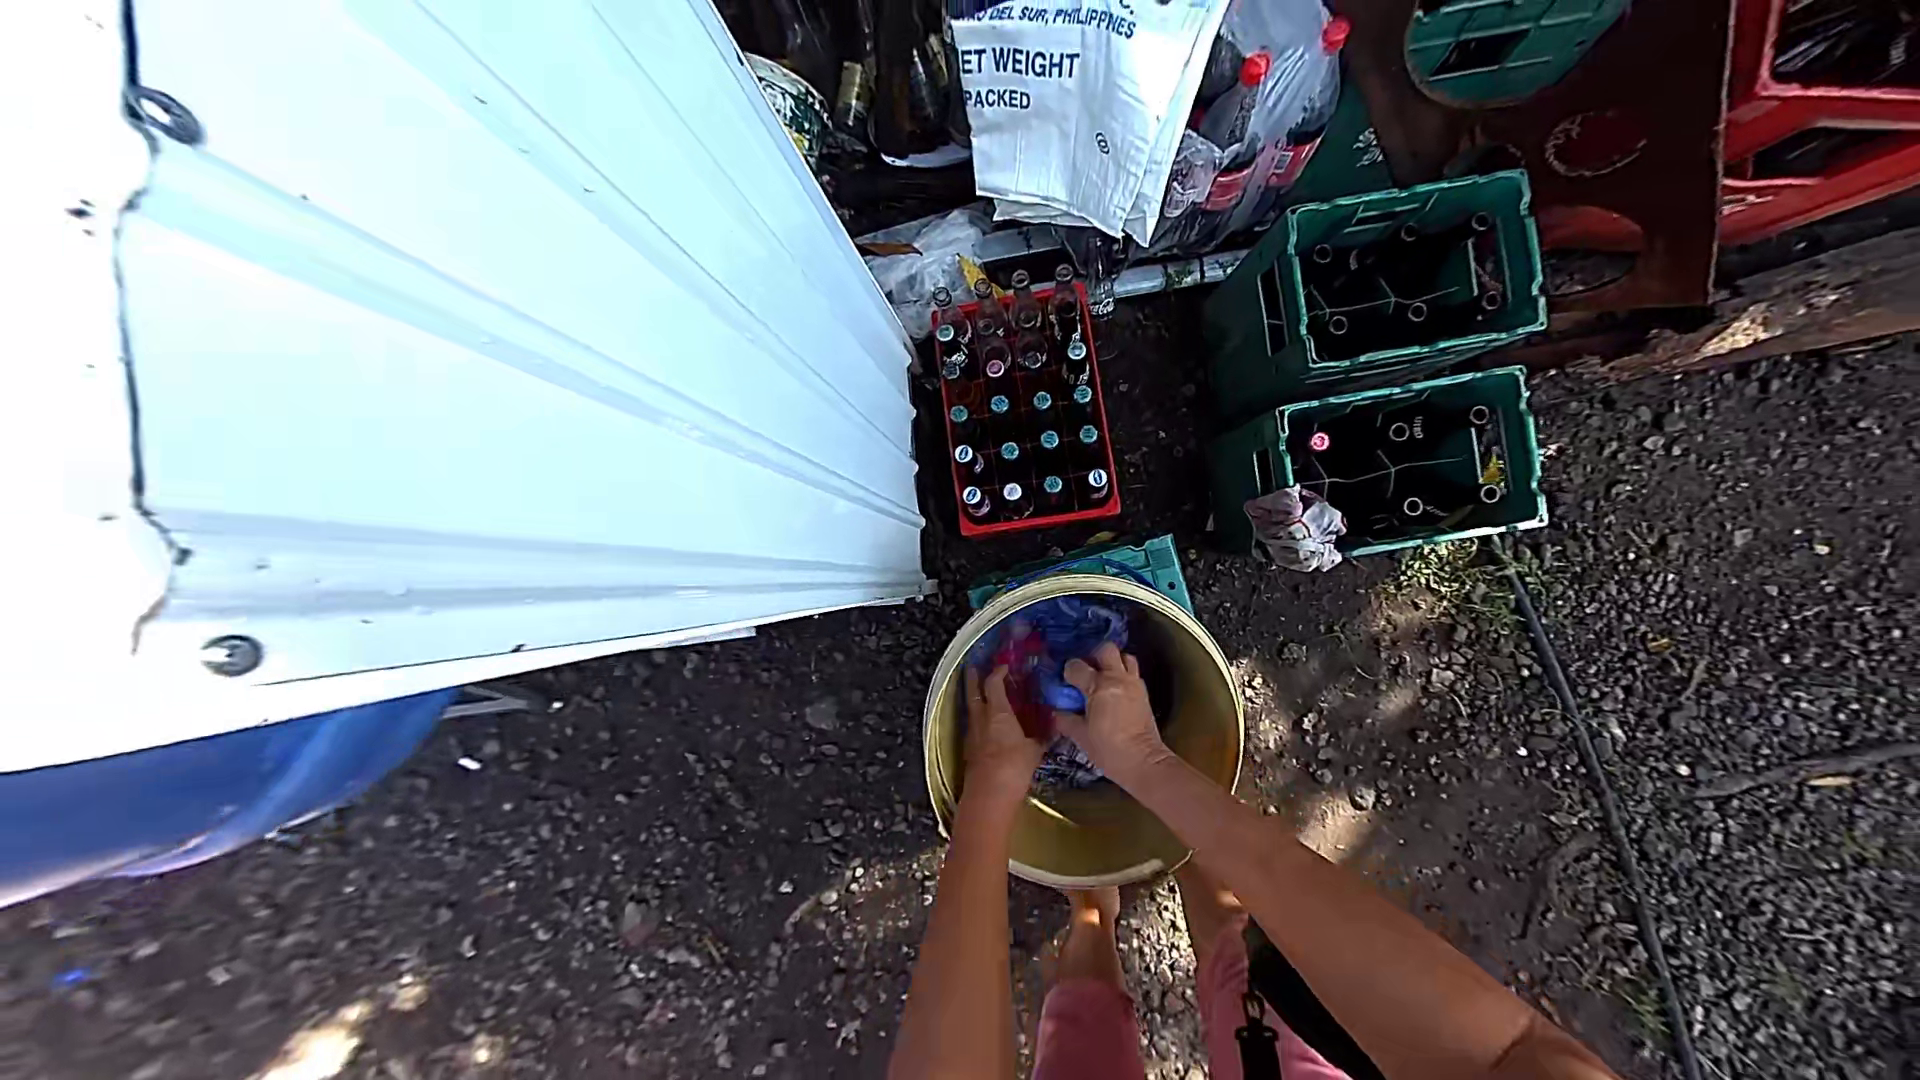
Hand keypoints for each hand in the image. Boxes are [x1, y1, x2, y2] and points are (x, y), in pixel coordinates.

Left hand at [961, 666, 1043, 814]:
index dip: (997, 672)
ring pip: (971, 709)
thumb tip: (1052, 727)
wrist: (989, 796)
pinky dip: (978, 719)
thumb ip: (1041, 736)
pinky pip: (973, 726)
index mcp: (998, 712)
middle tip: (973, 667)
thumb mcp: (1034, 750)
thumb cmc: (1013, 767)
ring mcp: (972, 734)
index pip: (994, 684)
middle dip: (973, 678)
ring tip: (981, 694)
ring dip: (974, 699)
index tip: (1003, 666)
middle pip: (973, 692)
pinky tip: (985, 725)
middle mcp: (981, 718)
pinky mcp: (969, 750)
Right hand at [1052, 643, 1172, 786]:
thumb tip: (1057, 713)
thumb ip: (1066, 720)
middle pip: (1106, 649)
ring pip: (1125, 657)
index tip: (1065, 680)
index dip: (1068, 671)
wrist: (1144, 763)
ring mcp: (1134, 684)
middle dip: (1094, 655)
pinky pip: (1133, 673)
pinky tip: (1116, 690)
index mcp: (1098, 687)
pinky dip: (1124, 675)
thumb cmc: (1109, 750)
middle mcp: (1118, 679)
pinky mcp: (1144, 694)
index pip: (1077, 666)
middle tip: (1086, 669)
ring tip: (1104, 676)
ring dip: (1114, 662)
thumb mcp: (1081, 737)